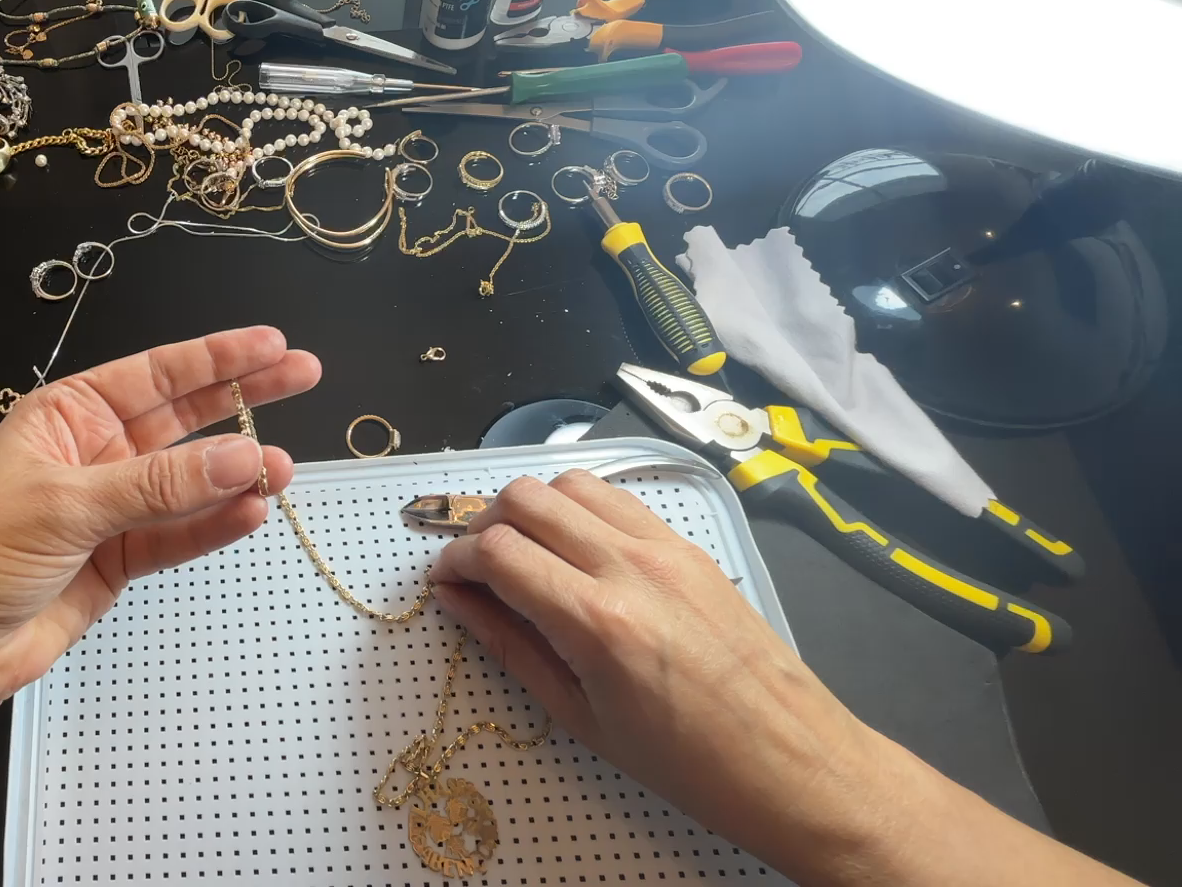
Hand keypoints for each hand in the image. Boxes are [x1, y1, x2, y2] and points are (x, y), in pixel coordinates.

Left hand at [0, 327, 318, 734]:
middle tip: (303, 375)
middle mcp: (97, 450)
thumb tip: (243, 459)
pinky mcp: (122, 557)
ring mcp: (113, 505)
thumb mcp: (64, 504)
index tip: (272, 345)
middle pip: (184, 416)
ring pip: (189, 479)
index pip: (156, 374)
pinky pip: (180, 533)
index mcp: (69, 413)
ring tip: (284, 469)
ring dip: (235, 473)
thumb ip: (157, 484)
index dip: (216, 357)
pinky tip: (251, 512)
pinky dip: (214, 525)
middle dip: (242, 397)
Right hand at [429, 471, 896, 874]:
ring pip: (566, 482)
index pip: (495, 551)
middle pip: (522, 498)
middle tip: (479, 566)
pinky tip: (573, 546)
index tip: (445, 582)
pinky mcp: (687, 544)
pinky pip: (612, 496)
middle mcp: (628, 567)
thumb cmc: (686, 765)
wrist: (805, 768)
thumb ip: (506, 645)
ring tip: (524, 550)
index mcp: (596, 622)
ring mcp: (664, 547)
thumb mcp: (578, 716)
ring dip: (527, 508)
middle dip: (481, 525)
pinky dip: (574, 507)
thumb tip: (454, 599)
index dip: (454, 560)